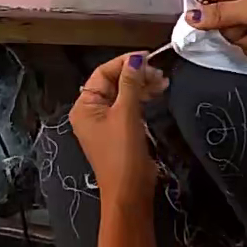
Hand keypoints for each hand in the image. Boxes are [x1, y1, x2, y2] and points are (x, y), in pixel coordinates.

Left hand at [68, 53, 167, 205]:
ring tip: (162, 82)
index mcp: (84, 106)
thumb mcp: (126, 114)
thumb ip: (130, 83)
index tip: (147, 57)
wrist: (129, 190)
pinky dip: (142, 98)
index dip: (124, 63)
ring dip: (141, 85)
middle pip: (113, 82)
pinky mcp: (120, 130)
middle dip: (135, 74)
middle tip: (158, 72)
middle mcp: (91, 111)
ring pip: (123, 93)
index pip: (102, 73)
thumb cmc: (122, 153)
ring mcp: (105, 121)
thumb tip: (136, 59)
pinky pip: (129, 106)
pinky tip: (157, 92)